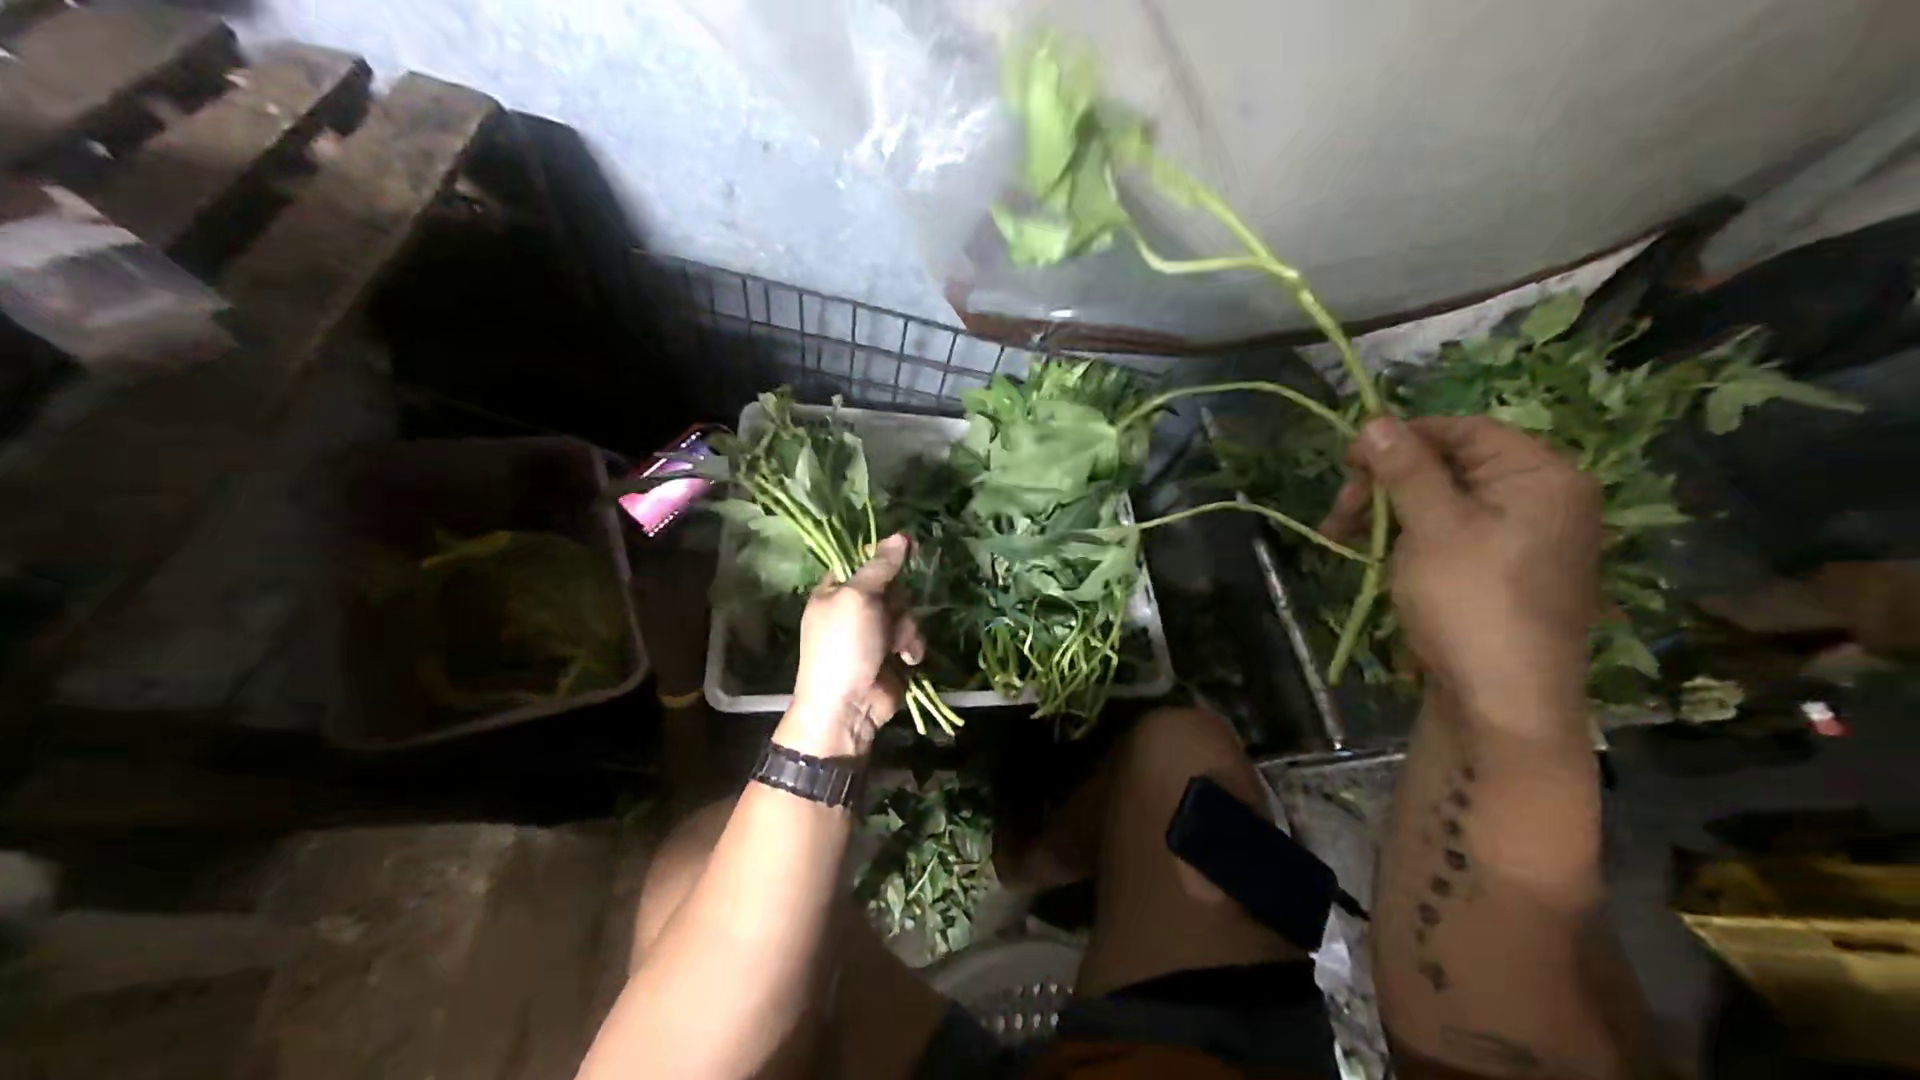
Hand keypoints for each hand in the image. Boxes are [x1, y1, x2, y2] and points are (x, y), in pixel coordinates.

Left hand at [777, 533, 925, 758]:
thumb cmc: (844, 647)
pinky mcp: (893, 654)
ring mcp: (874, 633)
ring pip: (906, 612)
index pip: (861, 562)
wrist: (847, 707)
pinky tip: (907, 659)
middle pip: (892, 586)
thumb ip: (880, 567)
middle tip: (890, 613)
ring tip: (897, 647)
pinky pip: (913, 637)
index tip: (906, 549)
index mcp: (835, 591)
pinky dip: (912, 647)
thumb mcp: (858, 599)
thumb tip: (900, 535)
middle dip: (898, 601)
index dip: (883, 557)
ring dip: (907, 628)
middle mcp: (855, 609)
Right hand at [1322, 416, 1601, 727]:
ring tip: (1341, 536)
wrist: (1504, 698)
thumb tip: (1375, 420)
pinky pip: (1450, 533)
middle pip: (1450, 466)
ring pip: (1442, 502)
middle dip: (1388, 482)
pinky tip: (1372, 554)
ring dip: (1387, 511)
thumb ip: (1405, 468)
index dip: (1402, 437)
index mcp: (1540, 476)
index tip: (1348, 460)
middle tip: (1341, 510)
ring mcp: (1524, 538)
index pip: (1464, 430)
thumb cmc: (1470, 599)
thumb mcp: (1431, 526)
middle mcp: (1541, 499)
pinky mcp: (1503, 570)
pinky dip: (1407, 537)